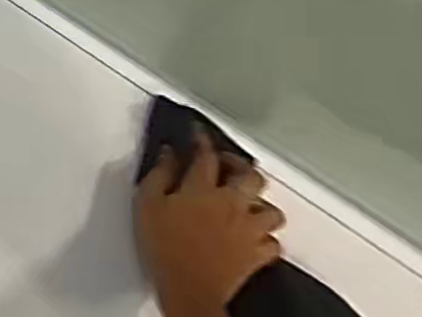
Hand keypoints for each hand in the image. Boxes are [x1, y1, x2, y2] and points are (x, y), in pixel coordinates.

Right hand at [135, 129, 285, 316]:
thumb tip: (169, 156)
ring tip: (244, 198)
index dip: (202, 139)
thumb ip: (160, 173)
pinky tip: (251, 231)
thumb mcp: (147, 200)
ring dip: (259, 201)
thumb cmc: (165, 244)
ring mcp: (248, 231)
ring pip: (271, 209)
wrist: (189, 288)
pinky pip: (274, 241)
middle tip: (225, 162)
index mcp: (202, 189)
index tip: (197, 132)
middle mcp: (231, 206)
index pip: (206, 154)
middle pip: (250, 176)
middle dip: (239, 164)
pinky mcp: (257, 256)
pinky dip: (265, 234)